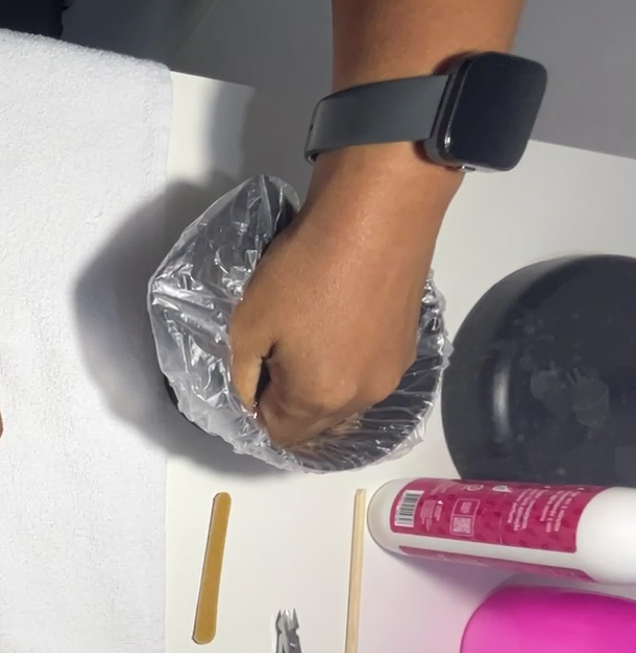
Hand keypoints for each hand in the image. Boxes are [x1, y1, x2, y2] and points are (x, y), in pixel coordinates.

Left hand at [230, 149, 453, 448]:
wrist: (376, 219)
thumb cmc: (300, 276)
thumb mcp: (247, 331)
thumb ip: (244, 378)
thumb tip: (250, 402)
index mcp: (321, 397)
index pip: (281, 434)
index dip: (256, 414)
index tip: (247, 381)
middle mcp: (365, 395)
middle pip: (314, 423)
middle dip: (284, 404)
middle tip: (265, 363)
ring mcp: (393, 370)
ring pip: (340, 401)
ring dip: (313, 386)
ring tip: (294, 348)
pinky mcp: (408, 345)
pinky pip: (362, 376)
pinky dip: (339, 368)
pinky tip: (324, 337)